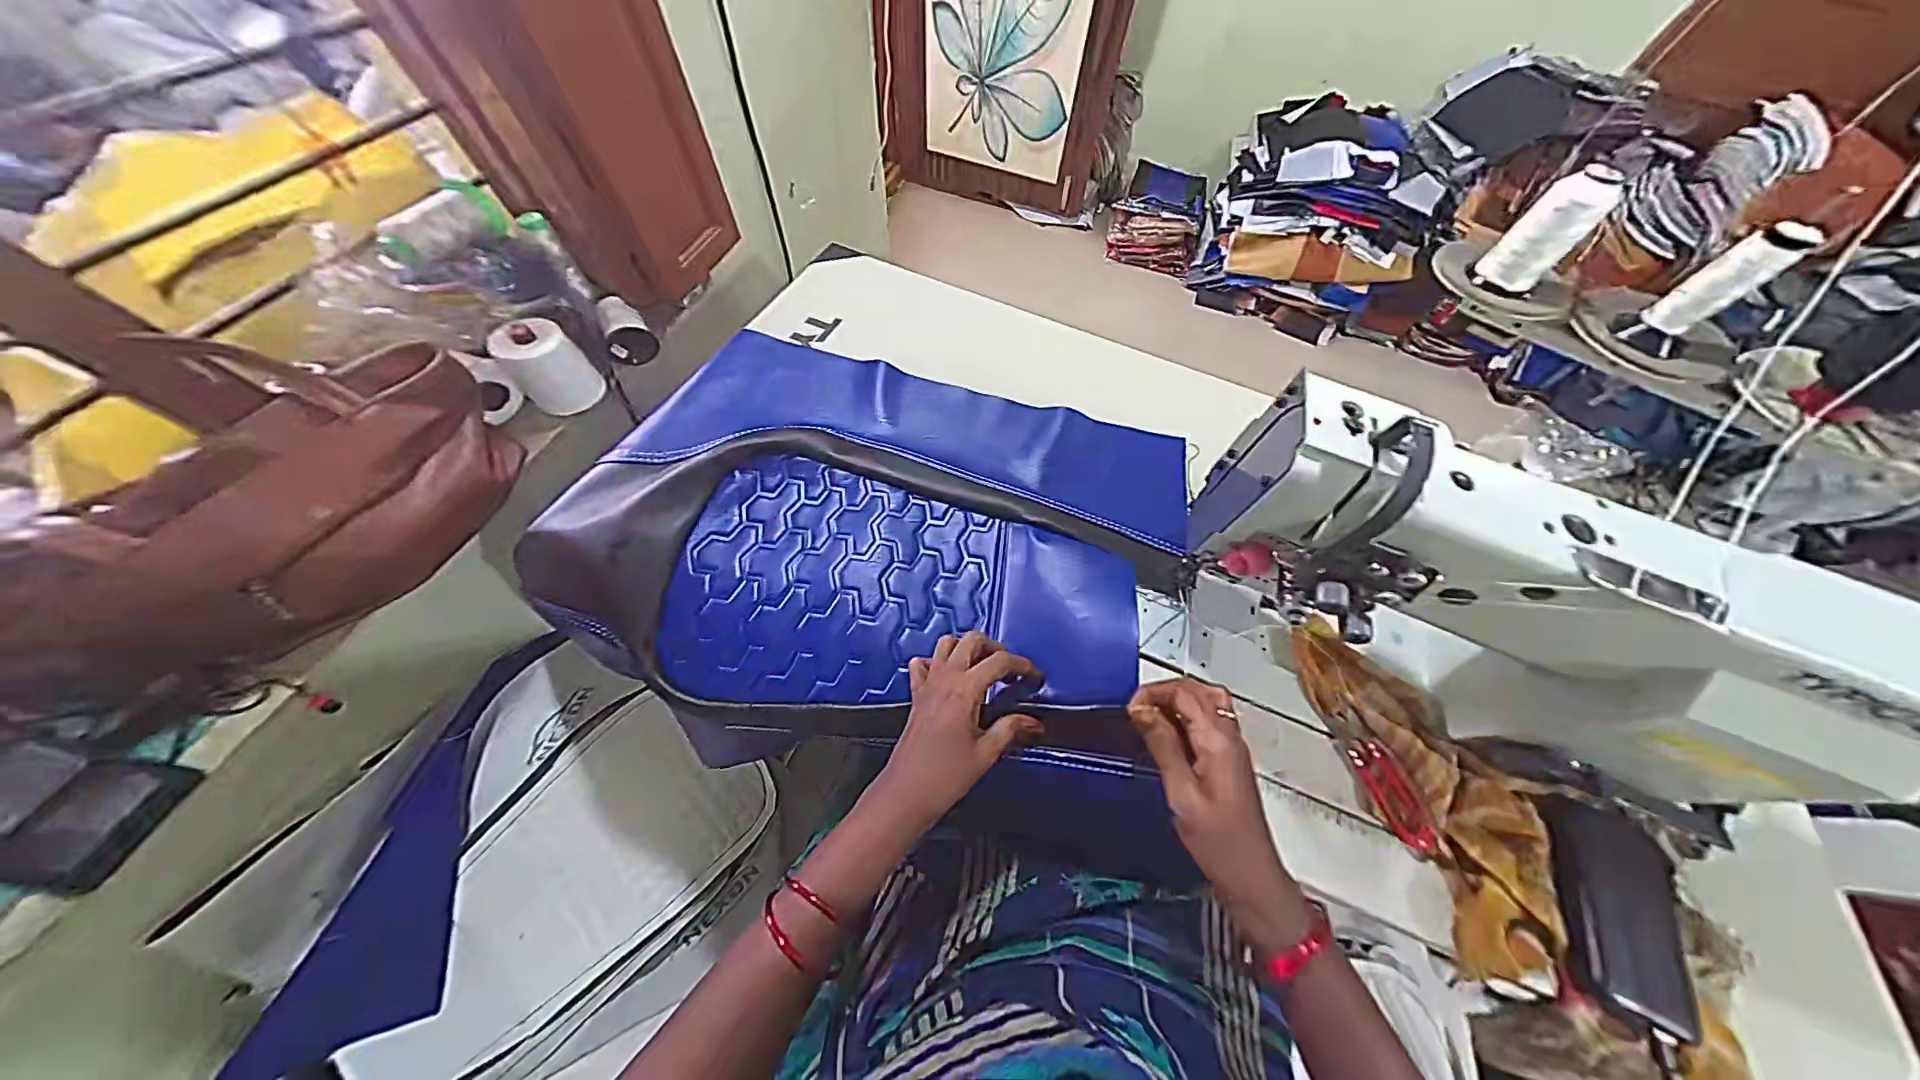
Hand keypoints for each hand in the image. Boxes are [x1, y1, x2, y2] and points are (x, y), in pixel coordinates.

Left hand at [864, 632, 1043, 833]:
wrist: (906, 793)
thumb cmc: (943, 777)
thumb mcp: (986, 753)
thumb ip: (1010, 729)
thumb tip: (1031, 721)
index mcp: (964, 691)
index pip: (999, 661)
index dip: (1022, 664)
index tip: (1034, 676)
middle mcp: (944, 680)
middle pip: (971, 640)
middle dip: (995, 648)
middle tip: (1009, 670)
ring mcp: (927, 685)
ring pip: (946, 644)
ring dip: (967, 649)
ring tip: (983, 669)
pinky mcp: (917, 696)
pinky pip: (924, 664)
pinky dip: (937, 663)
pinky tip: (950, 678)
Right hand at [1128, 679, 1314, 953]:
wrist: (1252, 876)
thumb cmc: (1218, 843)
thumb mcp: (1182, 794)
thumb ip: (1163, 746)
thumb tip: (1142, 710)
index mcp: (1218, 742)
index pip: (1186, 694)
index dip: (1154, 693)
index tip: (1130, 710)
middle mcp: (1230, 737)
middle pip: (1199, 690)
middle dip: (1164, 691)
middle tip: (1136, 709)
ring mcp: (1232, 747)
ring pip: (1206, 702)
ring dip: (1176, 701)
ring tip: (1148, 717)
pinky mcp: (1228, 759)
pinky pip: (1208, 721)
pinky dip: (1184, 716)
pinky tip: (1165, 734)